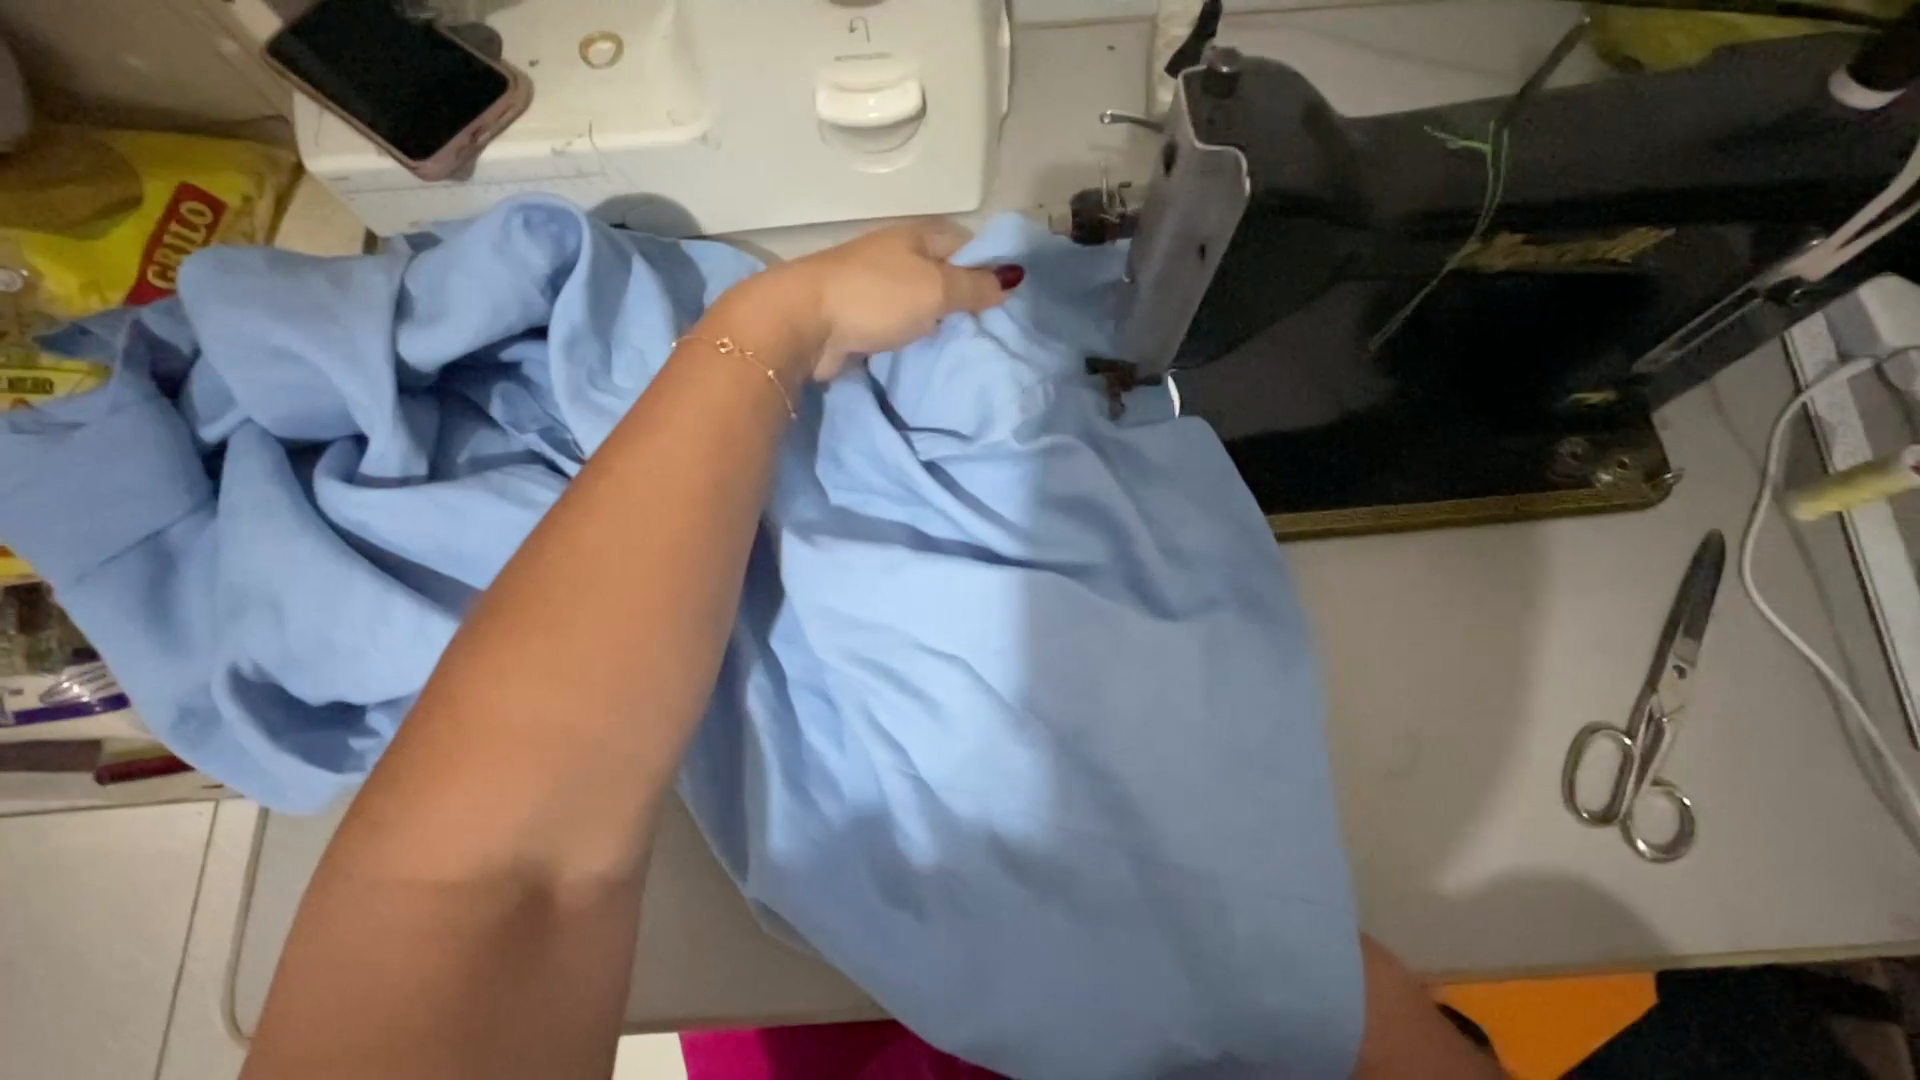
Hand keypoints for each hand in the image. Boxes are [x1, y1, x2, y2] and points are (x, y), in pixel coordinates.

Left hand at [720, 219, 1021, 382]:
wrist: (803, 323)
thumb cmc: (876, 297)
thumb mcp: (936, 289)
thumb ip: (976, 286)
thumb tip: (1014, 277)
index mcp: (916, 236)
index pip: (965, 243)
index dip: (988, 265)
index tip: (1008, 297)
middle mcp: (896, 255)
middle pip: (942, 273)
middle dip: (965, 297)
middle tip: (991, 329)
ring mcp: (874, 287)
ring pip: (919, 302)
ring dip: (937, 321)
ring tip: (964, 344)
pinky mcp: (857, 318)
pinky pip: (898, 325)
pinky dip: (912, 337)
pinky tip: (926, 353)